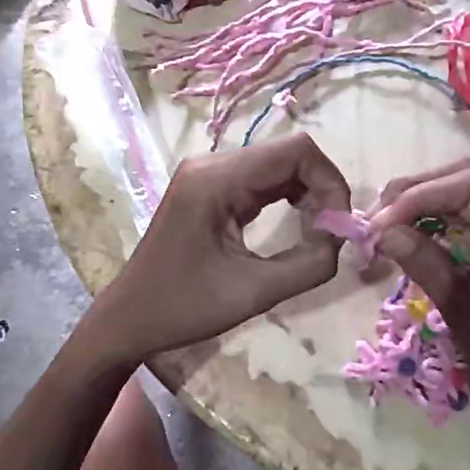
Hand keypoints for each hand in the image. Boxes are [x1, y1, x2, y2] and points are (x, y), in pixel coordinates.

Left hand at [89, 133, 350, 365]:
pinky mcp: (210, 189)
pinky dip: (289, 198)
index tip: (340, 225)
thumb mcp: (254, 292)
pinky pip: (262, 180)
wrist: (129, 319)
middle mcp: (212, 164)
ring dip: (307, 193)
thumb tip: (341, 239)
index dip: (330, 181)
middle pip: (289, 154)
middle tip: (332, 233)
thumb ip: (309, 264)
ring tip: (318, 232)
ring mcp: (209, 174)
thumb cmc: (183, 308)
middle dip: (321, 189)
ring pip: (278, 165)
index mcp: (217, 179)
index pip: (296, 150)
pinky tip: (298, 224)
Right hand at [367, 160, 469, 431]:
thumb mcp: (458, 313)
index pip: (469, 188)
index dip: (418, 195)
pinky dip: (443, 211)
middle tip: (379, 216)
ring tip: (391, 220)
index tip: (380, 222)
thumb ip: (423, 263)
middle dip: (418, 190)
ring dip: (428, 197)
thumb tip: (383, 230)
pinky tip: (418, 228)